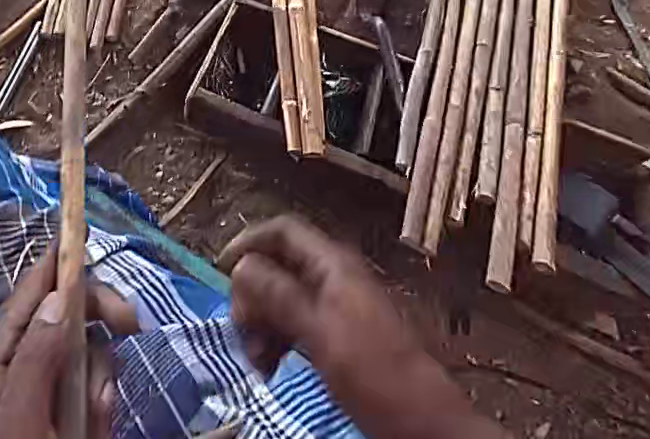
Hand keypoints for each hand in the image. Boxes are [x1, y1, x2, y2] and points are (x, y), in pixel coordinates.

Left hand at [0, 245, 118, 438]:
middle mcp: (7, 362)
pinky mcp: (40, 415)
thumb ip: (37, 356)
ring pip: (75, 354)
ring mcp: (24, 389)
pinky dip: (92, 406)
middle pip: (58, 313)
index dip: (58, 258)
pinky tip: (91, 429)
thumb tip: (60, 294)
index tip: (85, 228)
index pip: (30, 289)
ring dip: (96, 375)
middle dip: (95, 316)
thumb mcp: (19, 419)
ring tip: (95, 416)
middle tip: (131, 325)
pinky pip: (77, 392)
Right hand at [220, 217, 502, 438]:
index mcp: (331, 263)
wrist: (427, 426)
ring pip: (281, 295)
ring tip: (256, 358)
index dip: (248, 242)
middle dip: (252, 293)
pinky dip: (276, 337)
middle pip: (277, 264)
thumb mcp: (319, 332)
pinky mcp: (336, 333)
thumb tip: (240, 266)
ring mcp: (335, 304)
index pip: (281, 231)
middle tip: (241, 328)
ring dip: (261, 320)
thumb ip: (278, 294)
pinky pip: (293, 321)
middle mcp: (331, 275)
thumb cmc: (374, 374)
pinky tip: (269, 363)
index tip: (222, 270)